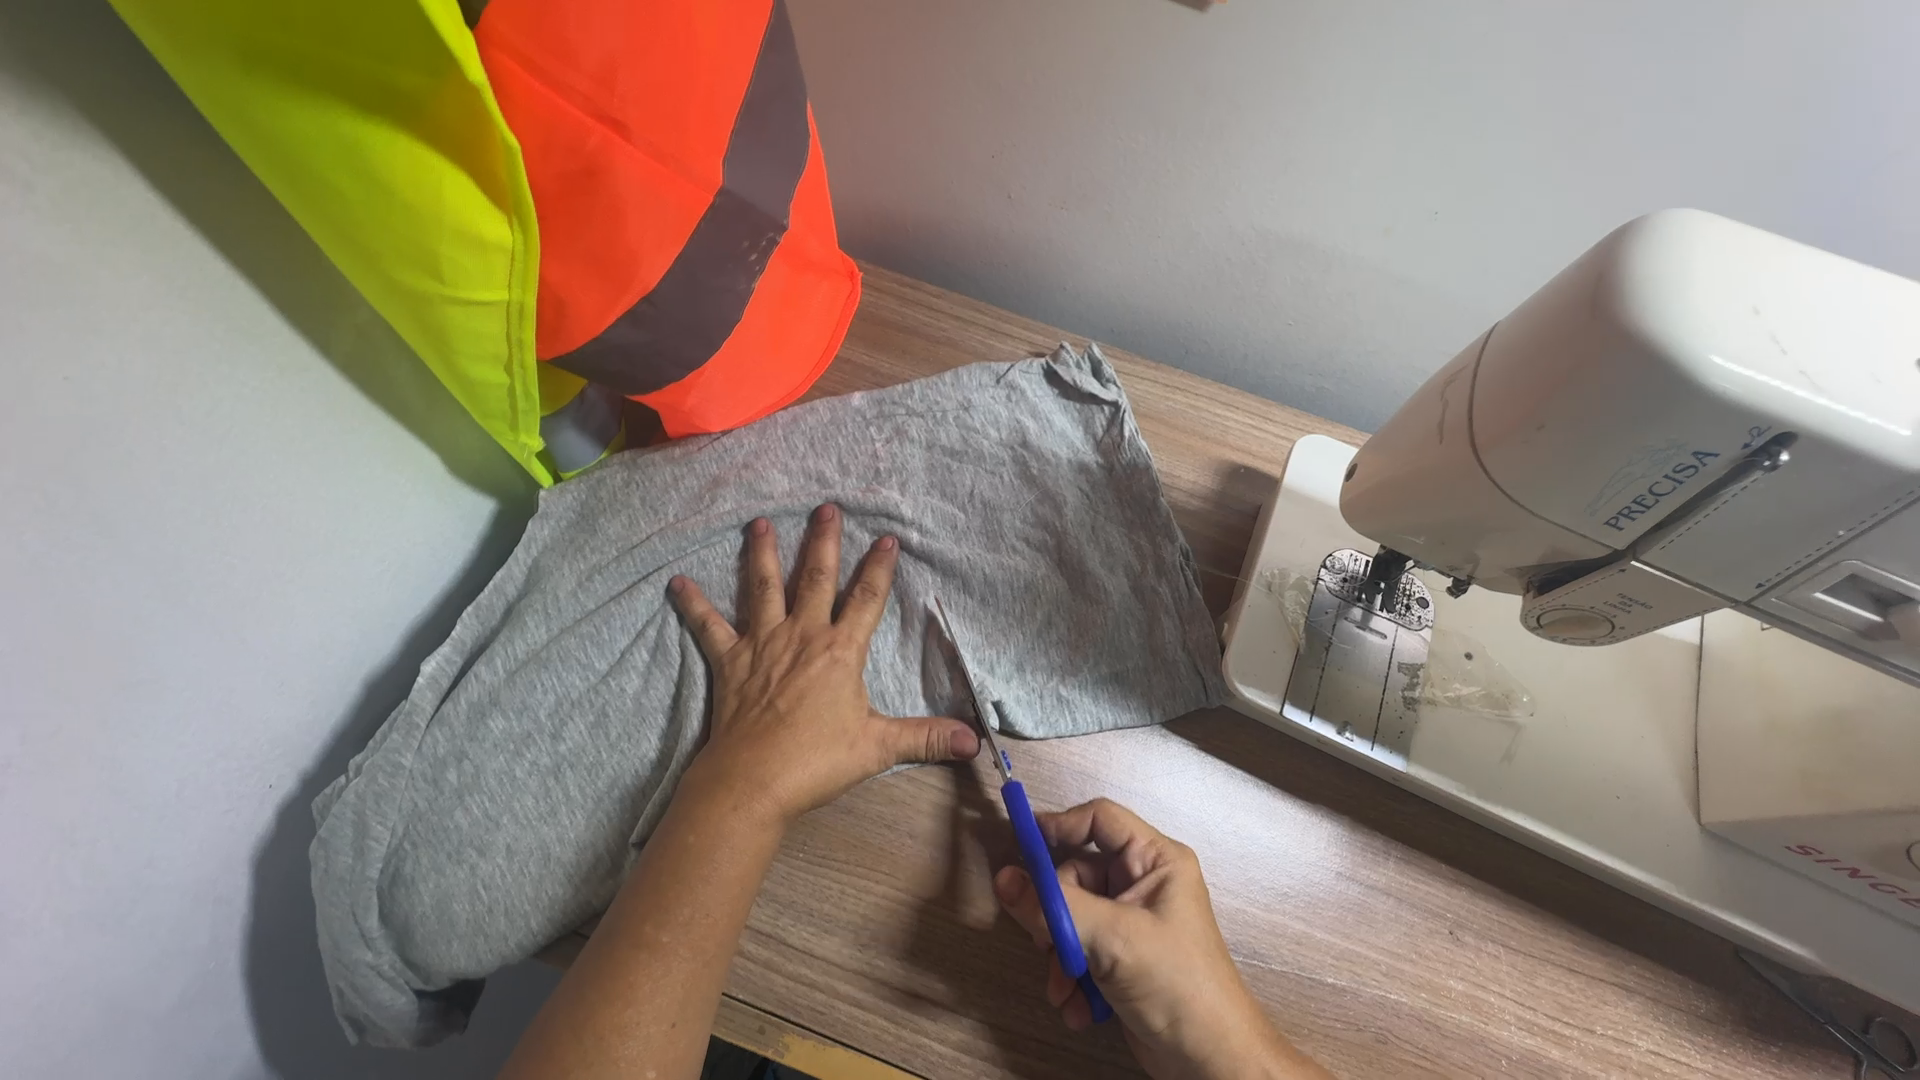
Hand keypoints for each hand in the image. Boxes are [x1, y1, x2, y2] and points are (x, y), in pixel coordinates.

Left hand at [668, 504, 980, 825]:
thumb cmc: (816, 760)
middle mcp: (802, 635)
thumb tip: (975, 741)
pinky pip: (709, 627)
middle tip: (824, 507)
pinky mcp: (730, 662)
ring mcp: (762, 645)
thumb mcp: (879, 747)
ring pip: (762, 589)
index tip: (886, 538)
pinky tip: (677, 583)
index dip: (879, 568)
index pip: (866, 599)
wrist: (753, 781)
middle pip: (815, 578)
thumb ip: (926, 737)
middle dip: (823, 542)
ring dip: (761, 555)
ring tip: (758, 524)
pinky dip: (694, 605)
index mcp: (840, 650)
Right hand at [995, 799, 1330, 1079]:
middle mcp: (1143, 882)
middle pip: (1077, 872)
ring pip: (1072, 914)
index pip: (1100, 819)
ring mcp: (1131, 920)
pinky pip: (1079, 947)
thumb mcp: (1112, 939)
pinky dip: (1072, 976)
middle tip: (1042, 939)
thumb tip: (1005, 879)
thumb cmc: (1179, 986)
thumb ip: (1055, 907)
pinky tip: (1078, 1005)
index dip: (1060, 824)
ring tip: (1063, 986)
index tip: (1021, 841)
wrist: (1211, 1064)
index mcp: (1155, 860)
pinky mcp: (1121, 955)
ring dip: (1060, 953)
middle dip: (1056, 913)